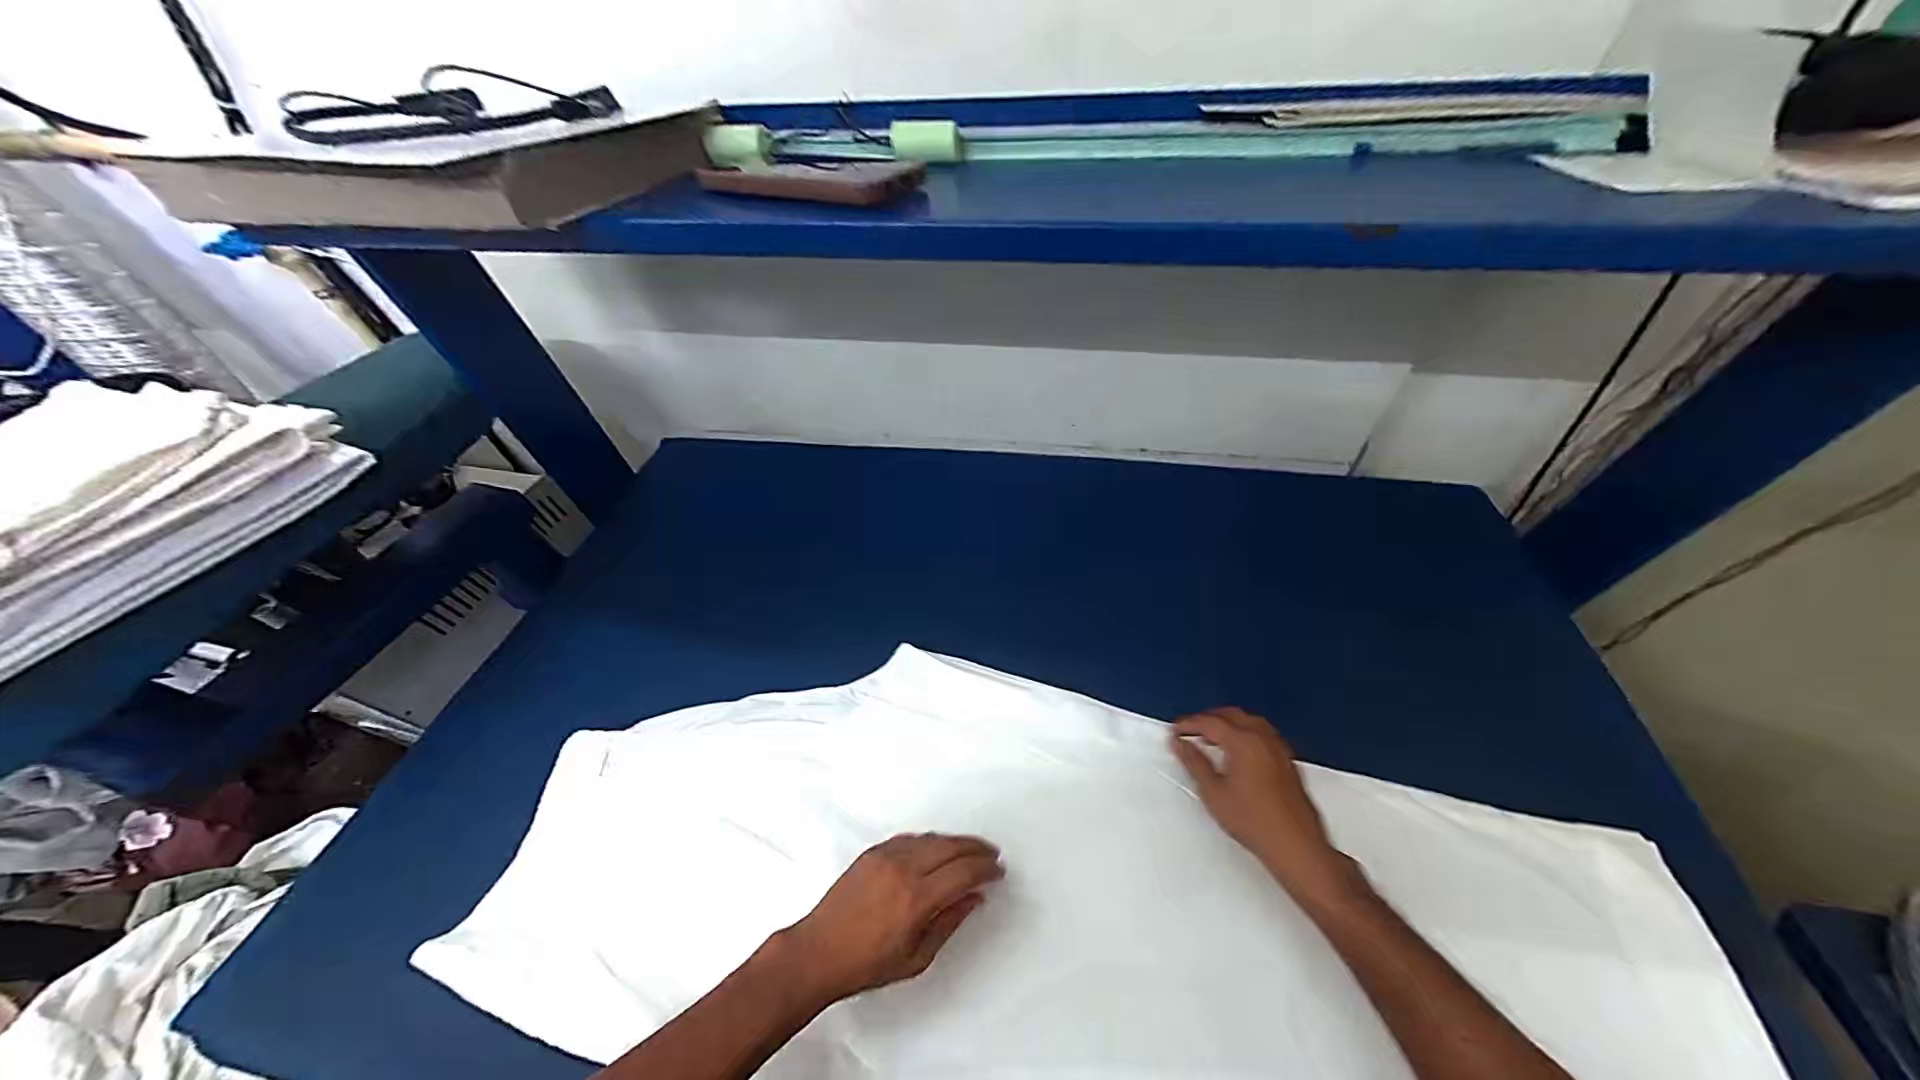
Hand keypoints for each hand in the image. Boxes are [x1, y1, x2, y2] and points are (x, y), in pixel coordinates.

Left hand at [778, 833, 1003, 1004]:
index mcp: (917, 899)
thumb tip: (973, 899)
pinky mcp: (873, 853)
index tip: (997, 871)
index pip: (964, 872)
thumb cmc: (864, 963)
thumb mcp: (917, 957)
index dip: (986, 869)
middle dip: (976, 849)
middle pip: (951, 847)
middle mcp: (903, 870)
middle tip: (990, 855)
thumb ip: (949, 923)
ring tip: (969, 851)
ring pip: (931, 838)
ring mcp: (886, 857)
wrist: (819, 952)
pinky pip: (910, 838)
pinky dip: (929, 841)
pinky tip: (937, 848)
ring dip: (954, 842)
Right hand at [1170, 707, 1354, 901]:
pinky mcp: (1288, 761)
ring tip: (1211, 737)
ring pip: (1249, 721)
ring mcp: (1279, 749)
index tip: (1176, 730)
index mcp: (1244, 742)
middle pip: (1231, 715)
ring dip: (1228, 723)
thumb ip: (1194, 763)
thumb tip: (1180, 744)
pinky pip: (1264, 733)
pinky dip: (1246, 731)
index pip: (1209, 722)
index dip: (1188, 724)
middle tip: (1190, 729)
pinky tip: (1238, 749)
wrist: (1295, 846)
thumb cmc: (1256, 823)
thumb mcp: (1213, 793)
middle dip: (1207, 718)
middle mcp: (1264, 739)